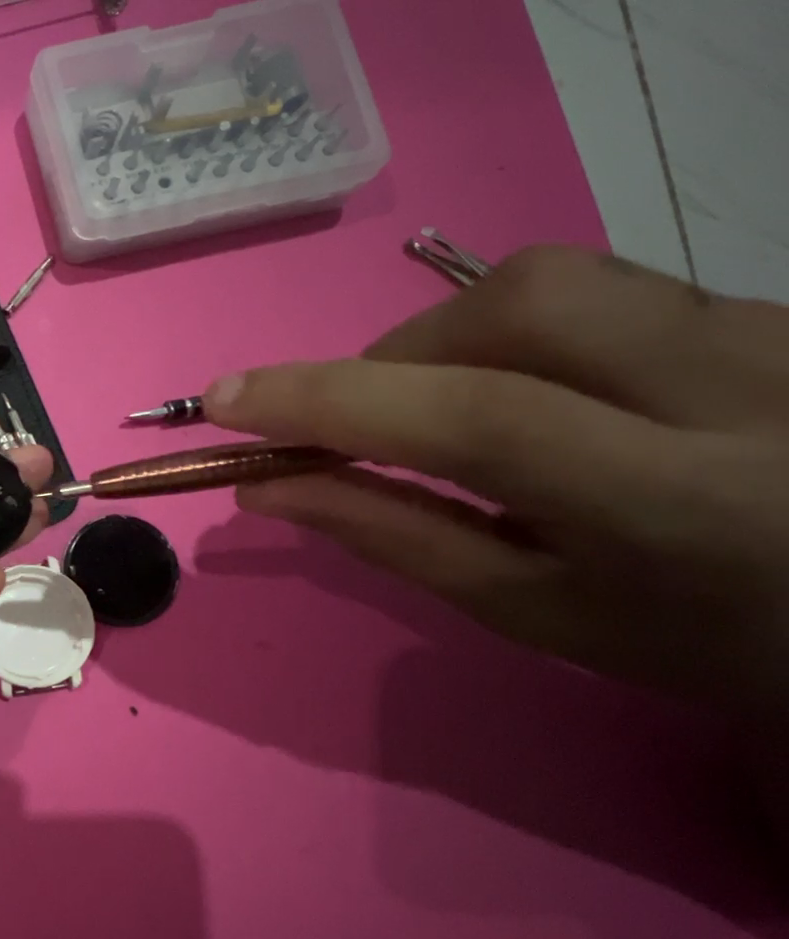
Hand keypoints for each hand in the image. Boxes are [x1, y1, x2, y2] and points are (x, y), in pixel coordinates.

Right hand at [203, 246, 788, 720]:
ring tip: (452, 405)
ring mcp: (775, 331)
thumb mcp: (534, 610)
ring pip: (561, 278)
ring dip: (455, 336)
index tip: (226, 400)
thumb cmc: (696, 637)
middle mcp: (744, 389)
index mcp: (677, 505)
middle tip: (370, 416)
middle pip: (524, 304)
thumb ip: (393, 537)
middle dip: (401, 351)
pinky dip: (522, 332)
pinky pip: (607, 286)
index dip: (332, 398)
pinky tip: (543, 389)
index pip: (478, 417)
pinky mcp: (774, 305)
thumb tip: (264, 486)